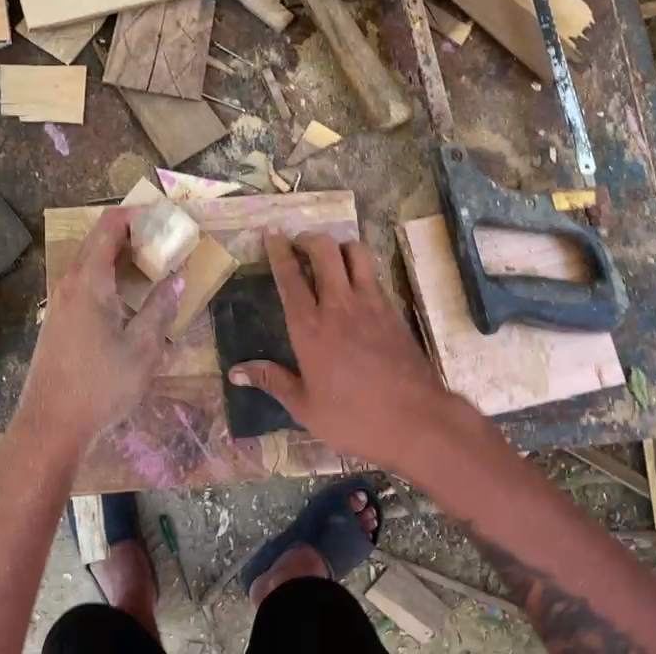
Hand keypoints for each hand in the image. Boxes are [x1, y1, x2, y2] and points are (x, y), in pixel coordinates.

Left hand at [21, 208, 181, 444]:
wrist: (51, 425)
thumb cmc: (100, 385)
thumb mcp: (143, 349)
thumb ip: (161, 309)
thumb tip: (177, 279)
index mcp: (89, 280)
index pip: (110, 226)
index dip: (136, 215)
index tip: (164, 218)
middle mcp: (70, 283)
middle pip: (98, 240)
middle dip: (131, 233)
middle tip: (164, 241)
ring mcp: (60, 302)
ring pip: (90, 263)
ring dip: (119, 257)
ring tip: (152, 267)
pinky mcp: (58, 321)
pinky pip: (84, 283)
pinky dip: (108, 277)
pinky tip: (128, 299)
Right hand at [229, 231, 453, 469]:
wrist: (419, 421)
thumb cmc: (355, 419)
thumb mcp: (306, 407)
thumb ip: (272, 381)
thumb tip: (235, 372)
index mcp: (310, 327)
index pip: (290, 277)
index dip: (278, 251)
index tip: (271, 233)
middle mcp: (339, 305)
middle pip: (324, 250)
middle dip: (308, 238)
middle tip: (298, 243)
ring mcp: (371, 304)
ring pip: (355, 252)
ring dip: (339, 247)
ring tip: (329, 257)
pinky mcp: (393, 310)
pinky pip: (373, 274)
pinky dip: (360, 268)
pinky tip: (355, 284)